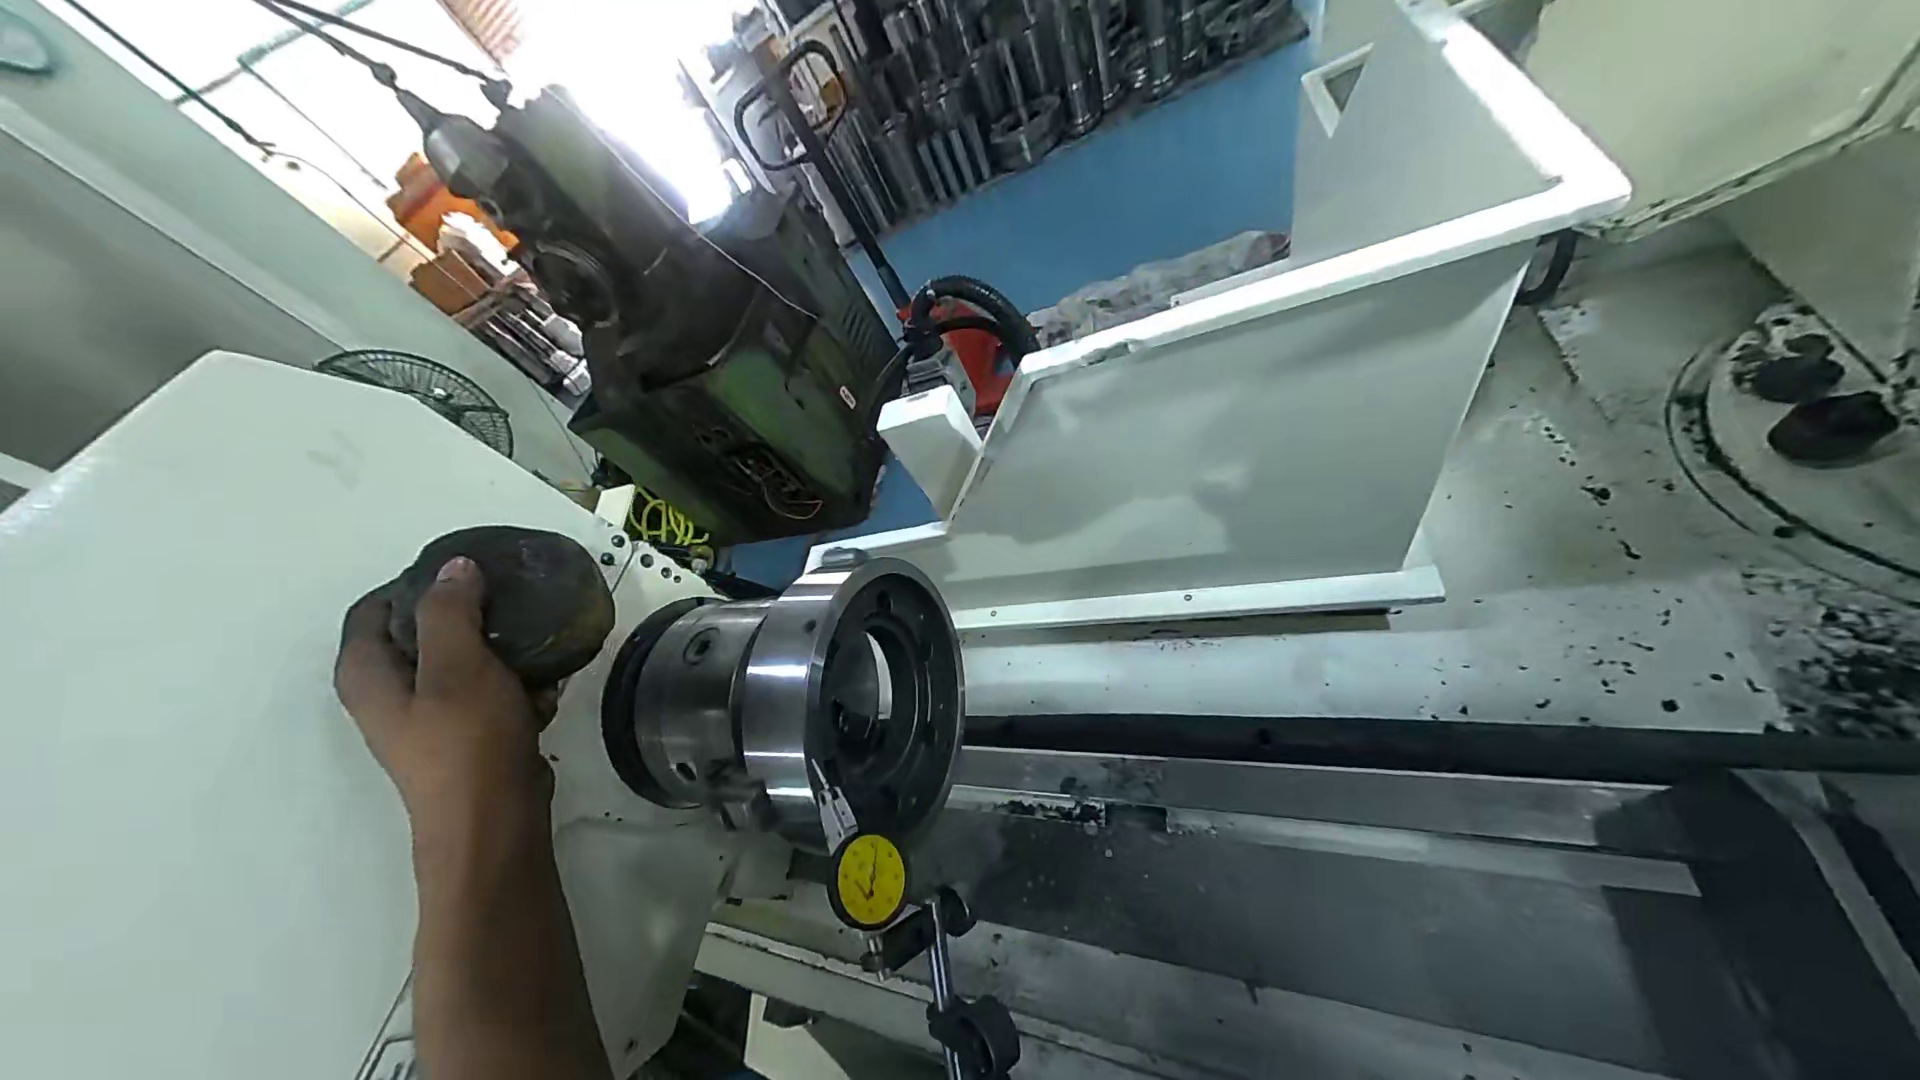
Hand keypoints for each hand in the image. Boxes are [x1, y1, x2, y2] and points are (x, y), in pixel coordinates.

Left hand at [335, 556, 555, 837]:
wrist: (495, 816)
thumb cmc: (467, 739)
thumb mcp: (458, 667)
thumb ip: (450, 612)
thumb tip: (455, 566)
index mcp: (369, 674)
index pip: (377, 606)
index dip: (418, 581)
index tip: (473, 570)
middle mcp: (391, 692)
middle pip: (425, 631)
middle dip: (472, 613)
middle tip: (514, 599)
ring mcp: (432, 714)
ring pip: (466, 660)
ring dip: (504, 650)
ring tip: (542, 643)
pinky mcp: (469, 731)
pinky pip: (491, 690)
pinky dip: (517, 684)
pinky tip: (548, 688)